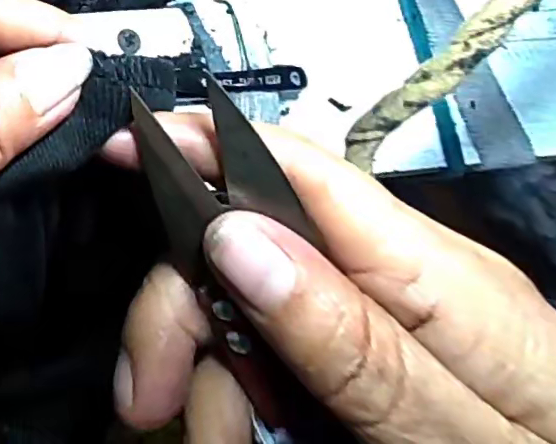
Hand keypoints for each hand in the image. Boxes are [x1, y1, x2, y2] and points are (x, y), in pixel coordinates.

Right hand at [108, 112, 555, 443]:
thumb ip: (359, 343)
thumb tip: (231, 229)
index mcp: (435, 274)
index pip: (292, 162)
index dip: (198, 140)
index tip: (120, 147)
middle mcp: (391, 276)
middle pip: (239, 242)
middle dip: (177, 302)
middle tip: (145, 392)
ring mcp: (369, 319)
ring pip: (233, 296)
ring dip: (196, 359)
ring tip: (196, 431)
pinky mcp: (354, 359)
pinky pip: (262, 345)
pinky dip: (230, 387)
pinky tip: (234, 427)